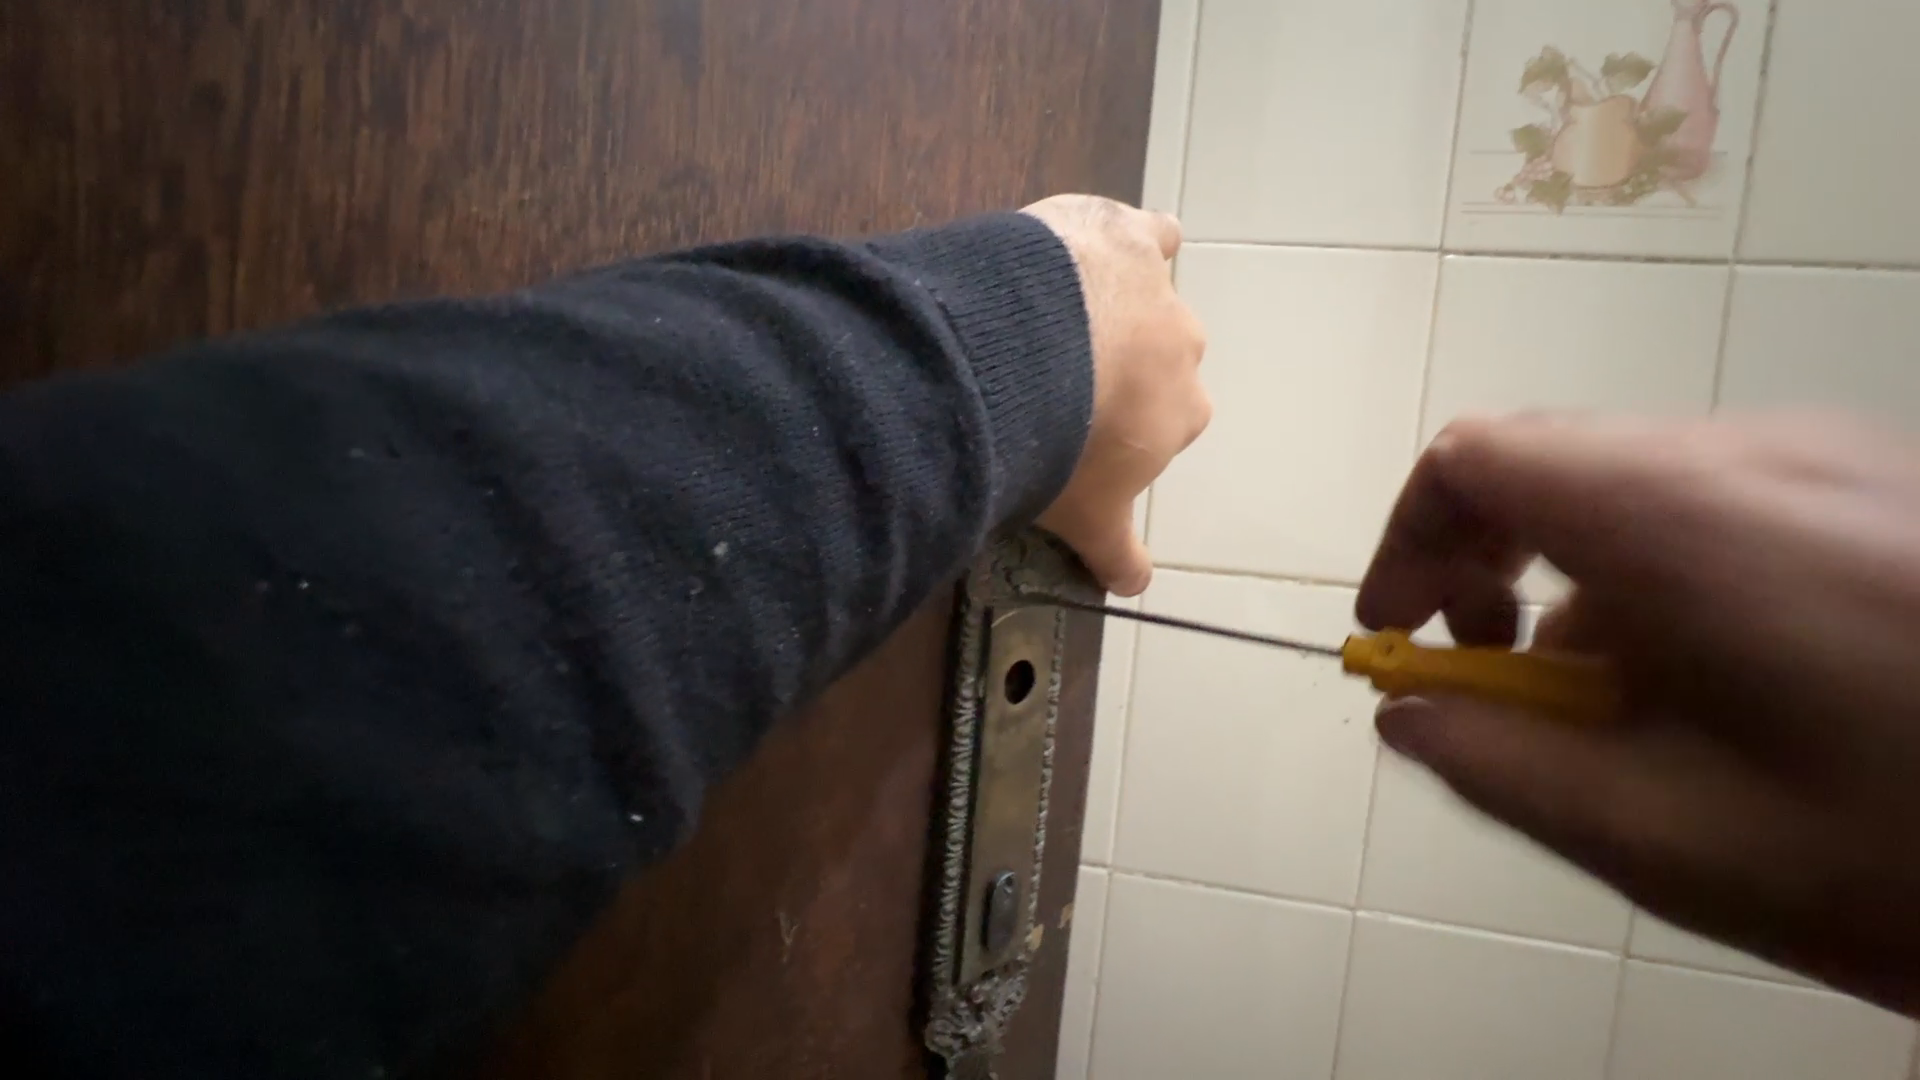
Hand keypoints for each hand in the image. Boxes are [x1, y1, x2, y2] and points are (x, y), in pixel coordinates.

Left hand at [1021, 194, 1209, 596]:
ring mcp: (1157, 288)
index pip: (1163, 424)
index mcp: (1182, 413)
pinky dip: (1131, 238)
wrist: (1031, 366)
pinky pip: (1146, 231)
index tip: (1082, 437)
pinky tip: (1105, 243)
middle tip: (1060, 384)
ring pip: (1156, 298)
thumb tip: (1135, 591)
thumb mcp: (1088, 517)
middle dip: (1119, 373)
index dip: (1122, 430)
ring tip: (1067, 323)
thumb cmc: (1064, 453)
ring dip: (1121, 312)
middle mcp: (1185, 349)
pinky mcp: (1124, 234)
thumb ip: (1116, 553)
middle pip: (1158, 362)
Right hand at [1357, 412, 1919, 1014]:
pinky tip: (1703, 666)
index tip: (1400, 626)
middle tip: (1479, 653)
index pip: (1467, 459)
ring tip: (1601, 685)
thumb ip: (1493, 766)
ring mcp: (1830, 459)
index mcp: (1677, 516)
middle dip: (1469, 555)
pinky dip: (1641, 566)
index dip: (1405, 539)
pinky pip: (1700, 496)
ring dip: (1558, 570)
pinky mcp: (1880, 484)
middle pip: (1532, 460)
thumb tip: (1401, 715)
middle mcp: (1749, 454)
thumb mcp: (1666, 837)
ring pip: (1612, 480)